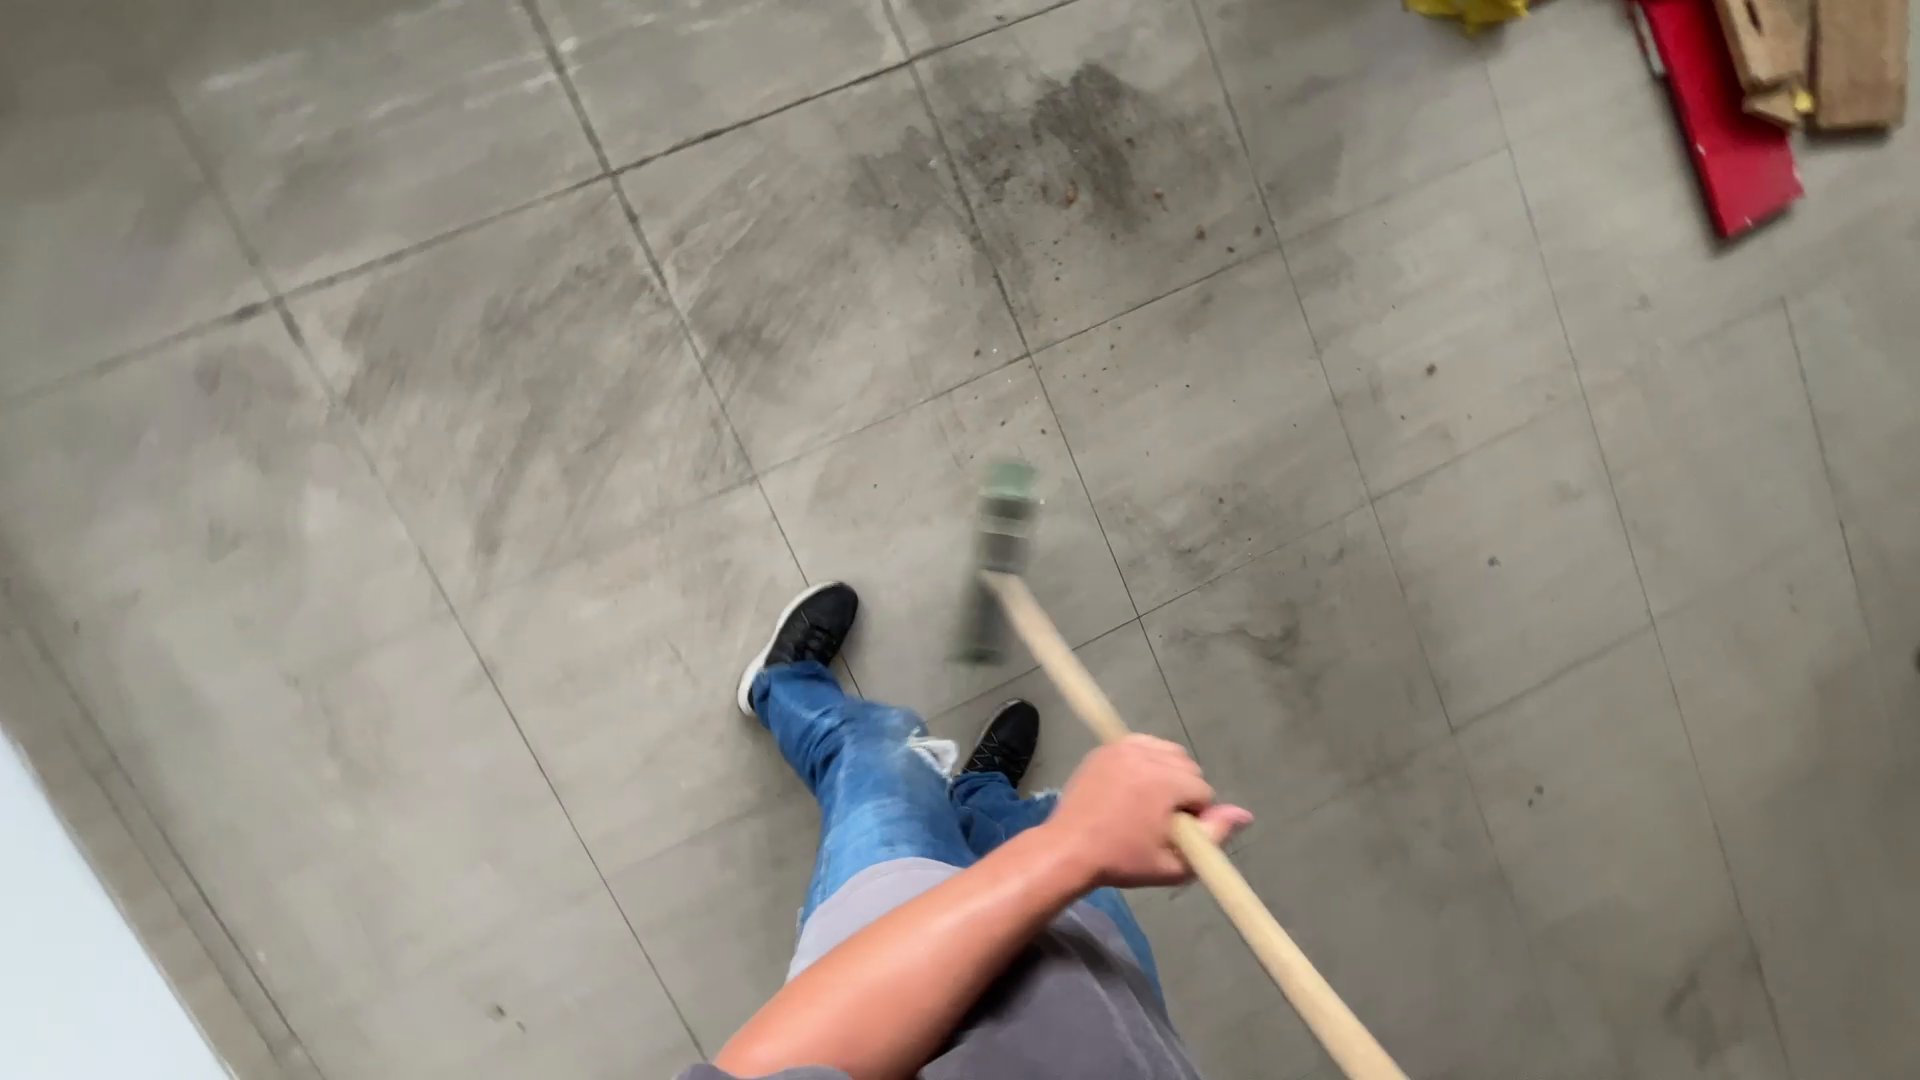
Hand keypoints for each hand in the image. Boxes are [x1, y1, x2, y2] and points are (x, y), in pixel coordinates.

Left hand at [1043, 735, 1252, 888]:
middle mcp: (1146, 756)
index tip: (1174, 833)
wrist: (1070, 847)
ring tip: (1149, 801)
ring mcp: (1123, 747)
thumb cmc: (1123, 860)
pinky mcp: (1106, 747)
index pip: (1203, 790)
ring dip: (1167, 772)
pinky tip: (1135, 784)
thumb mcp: (1176, 862)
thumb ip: (1214, 836)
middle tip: (1161, 819)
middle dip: (1183, 790)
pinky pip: (1142, 743)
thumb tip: (1245, 814)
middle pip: (1187, 765)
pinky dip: (1146, 759)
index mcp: (1165, 781)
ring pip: (1167, 751)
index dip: (1195, 816)